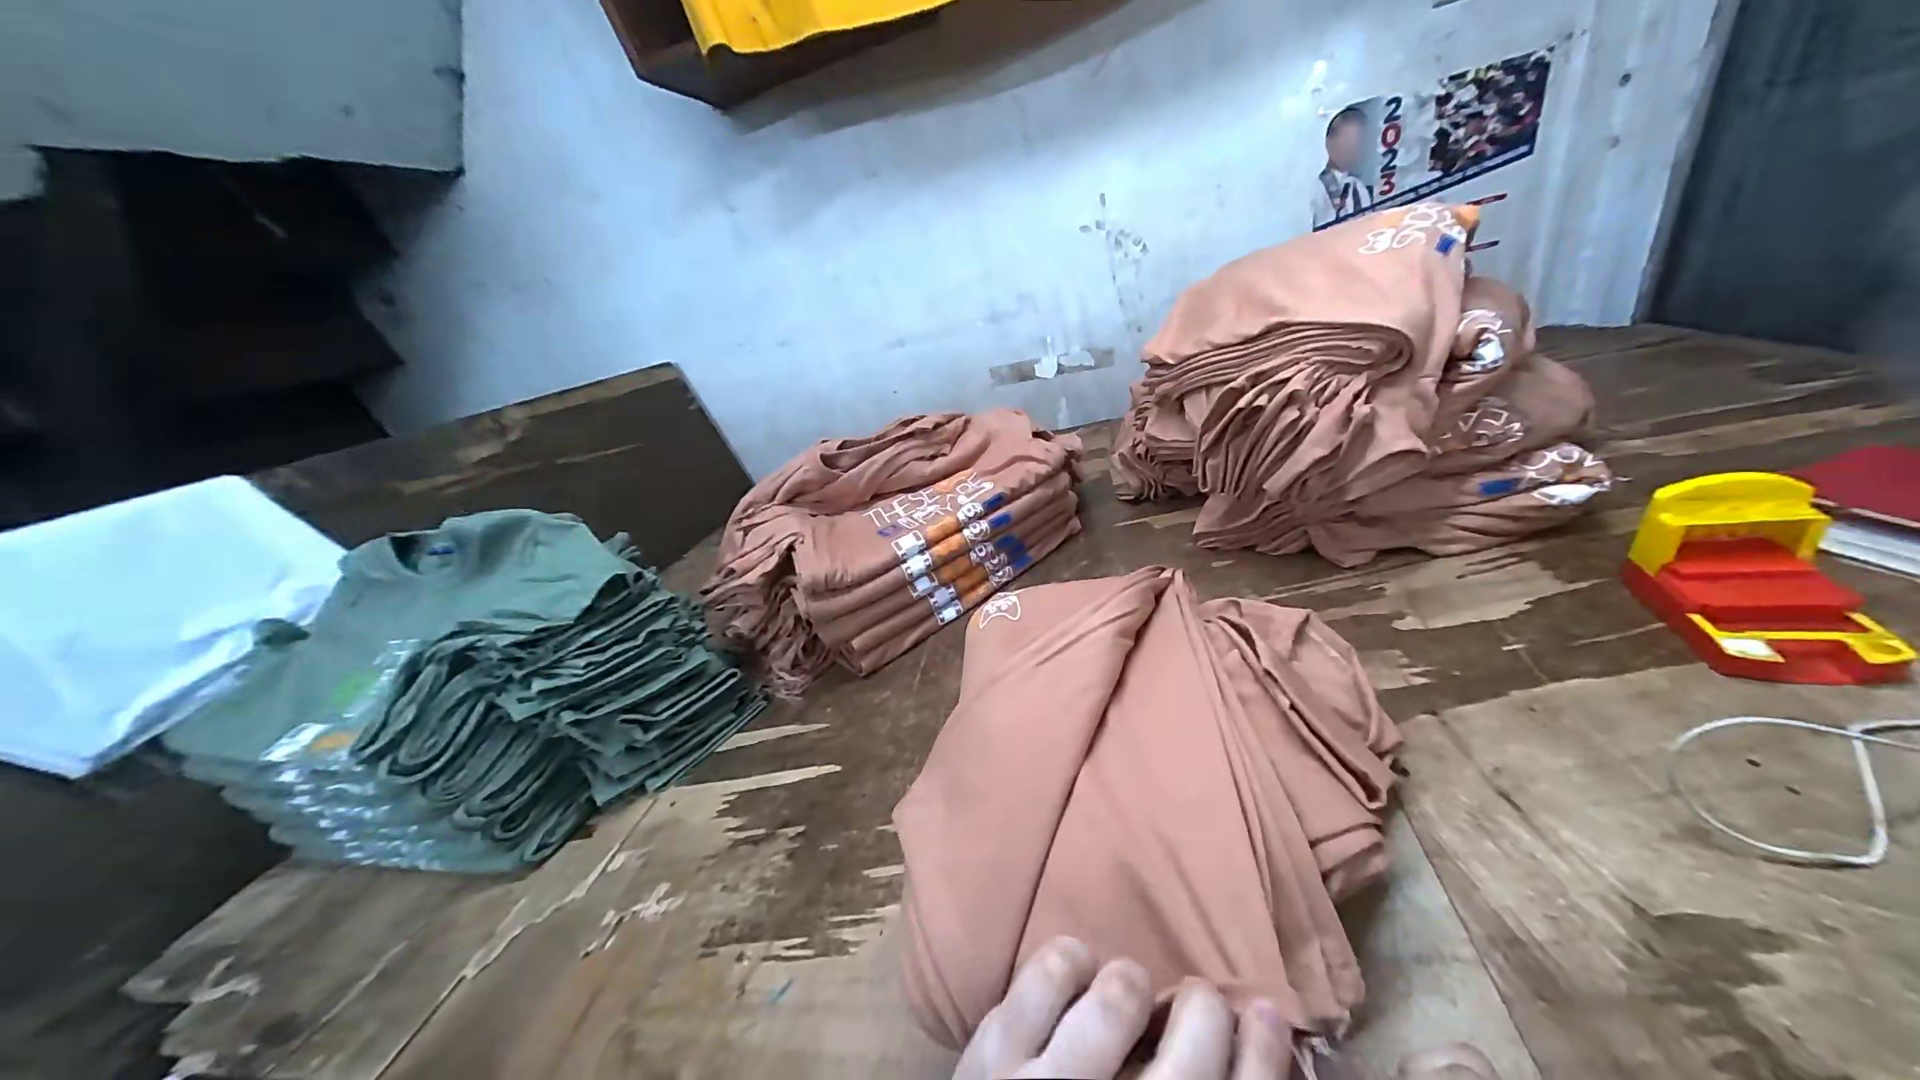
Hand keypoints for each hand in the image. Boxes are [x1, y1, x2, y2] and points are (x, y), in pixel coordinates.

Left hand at [952, 937, 1289, 1079]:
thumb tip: (1243, 1048)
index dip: (1262, 1056)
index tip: (1267, 1014)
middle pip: (1189, 1057)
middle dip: (1205, 1013)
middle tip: (1199, 1000)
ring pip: (1115, 1002)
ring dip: (1132, 984)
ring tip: (1129, 991)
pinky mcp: (994, 1049)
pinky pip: (1049, 974)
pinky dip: (1070, 961)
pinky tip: (1073, 981)